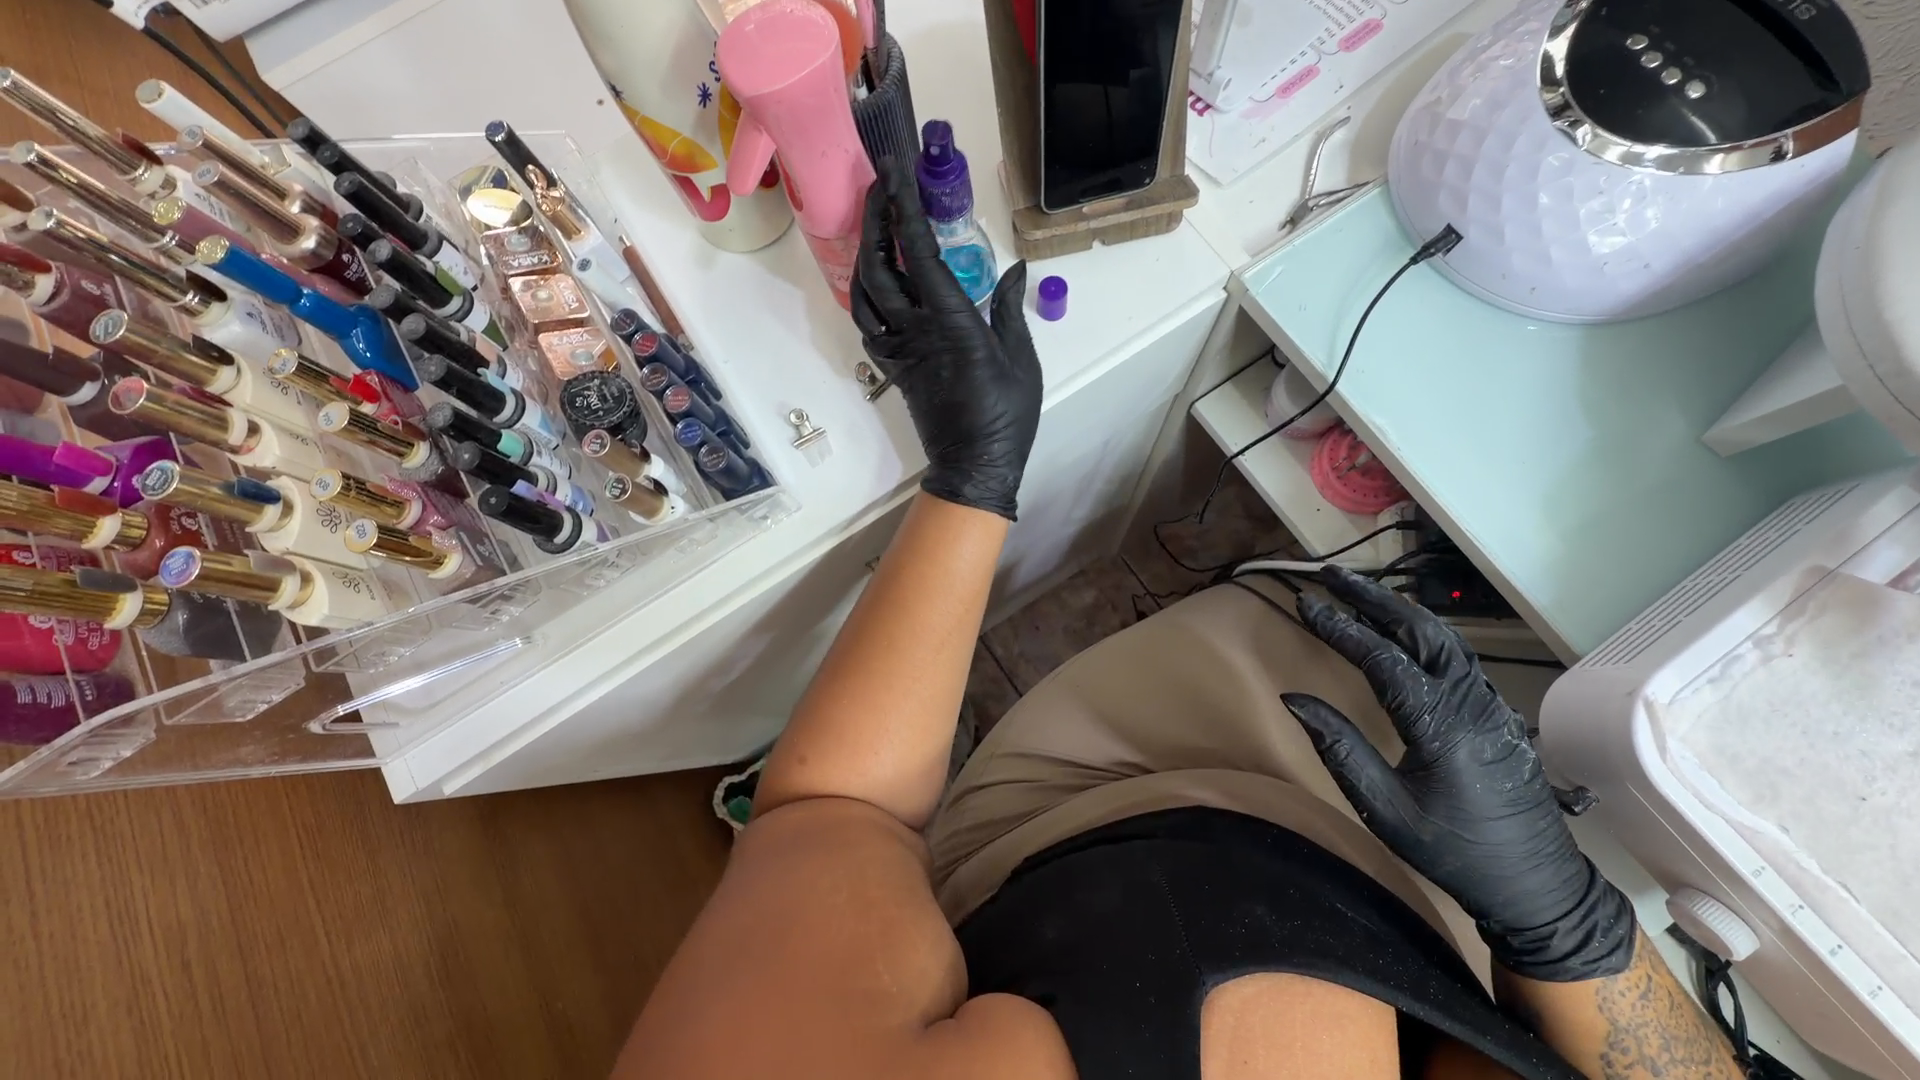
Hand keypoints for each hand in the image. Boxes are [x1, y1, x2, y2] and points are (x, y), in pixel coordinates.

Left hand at [851, 158, 1041, 519]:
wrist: (975, 464)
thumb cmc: (1006, 413)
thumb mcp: (1020, 357)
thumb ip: (1010, 308)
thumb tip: (1015, 270)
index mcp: (951, 321)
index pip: (918, 252)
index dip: (905, 208)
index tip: (898, 173)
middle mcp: (915, 329)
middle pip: (877, 265)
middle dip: (874, 218)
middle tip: (879, 185)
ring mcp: (898, 349)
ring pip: (863, 293)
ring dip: (864, 252)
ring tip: (876, 224)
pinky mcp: (893, 366)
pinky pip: (869, 322)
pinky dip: (866, 292)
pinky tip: (878, 278)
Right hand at [1280, 566, 1634, 981]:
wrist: (1538, 886)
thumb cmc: (1455, 853)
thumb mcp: (1386, 811)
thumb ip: (1340, 750)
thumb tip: (1294, 699)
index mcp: (1441, 726)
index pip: (1383, 659)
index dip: (1341, 629)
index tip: (1305, 604)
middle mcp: (1471, 703)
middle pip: (1421, 631)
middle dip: (1373, 598)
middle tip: (1330, 576)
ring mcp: (1490, 704)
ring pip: (1443, 639)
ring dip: (1397, 610)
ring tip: (1356, 592)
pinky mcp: (1496, 713)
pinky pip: (1455, 657)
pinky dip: (1419, 632)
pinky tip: (1398, 631)